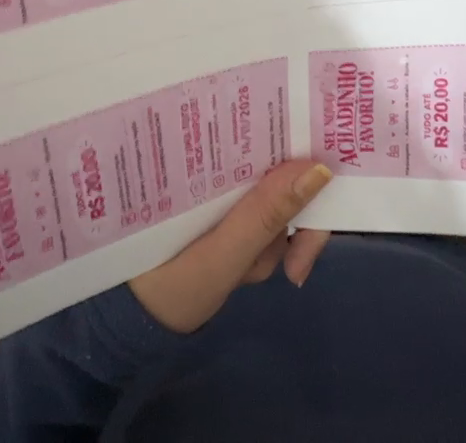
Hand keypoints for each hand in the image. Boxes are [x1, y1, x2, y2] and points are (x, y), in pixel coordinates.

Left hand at [127, 160, 333, 332]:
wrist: (138, 329)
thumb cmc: (166, 287)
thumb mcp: (219, 257)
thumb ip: (266, 216)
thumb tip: (320, 168)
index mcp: (204, 159)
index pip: (263, 136)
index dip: (301, 154)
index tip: (327, 190)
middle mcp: (216, 166)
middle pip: (280, 169)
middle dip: (294, 221)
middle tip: (294, 267)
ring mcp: (224, 191)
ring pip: (278, 201)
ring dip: (275, 243)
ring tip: (243, 274)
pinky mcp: (229, 214)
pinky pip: (267, 224)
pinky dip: (265, 252)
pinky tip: (242, 274)